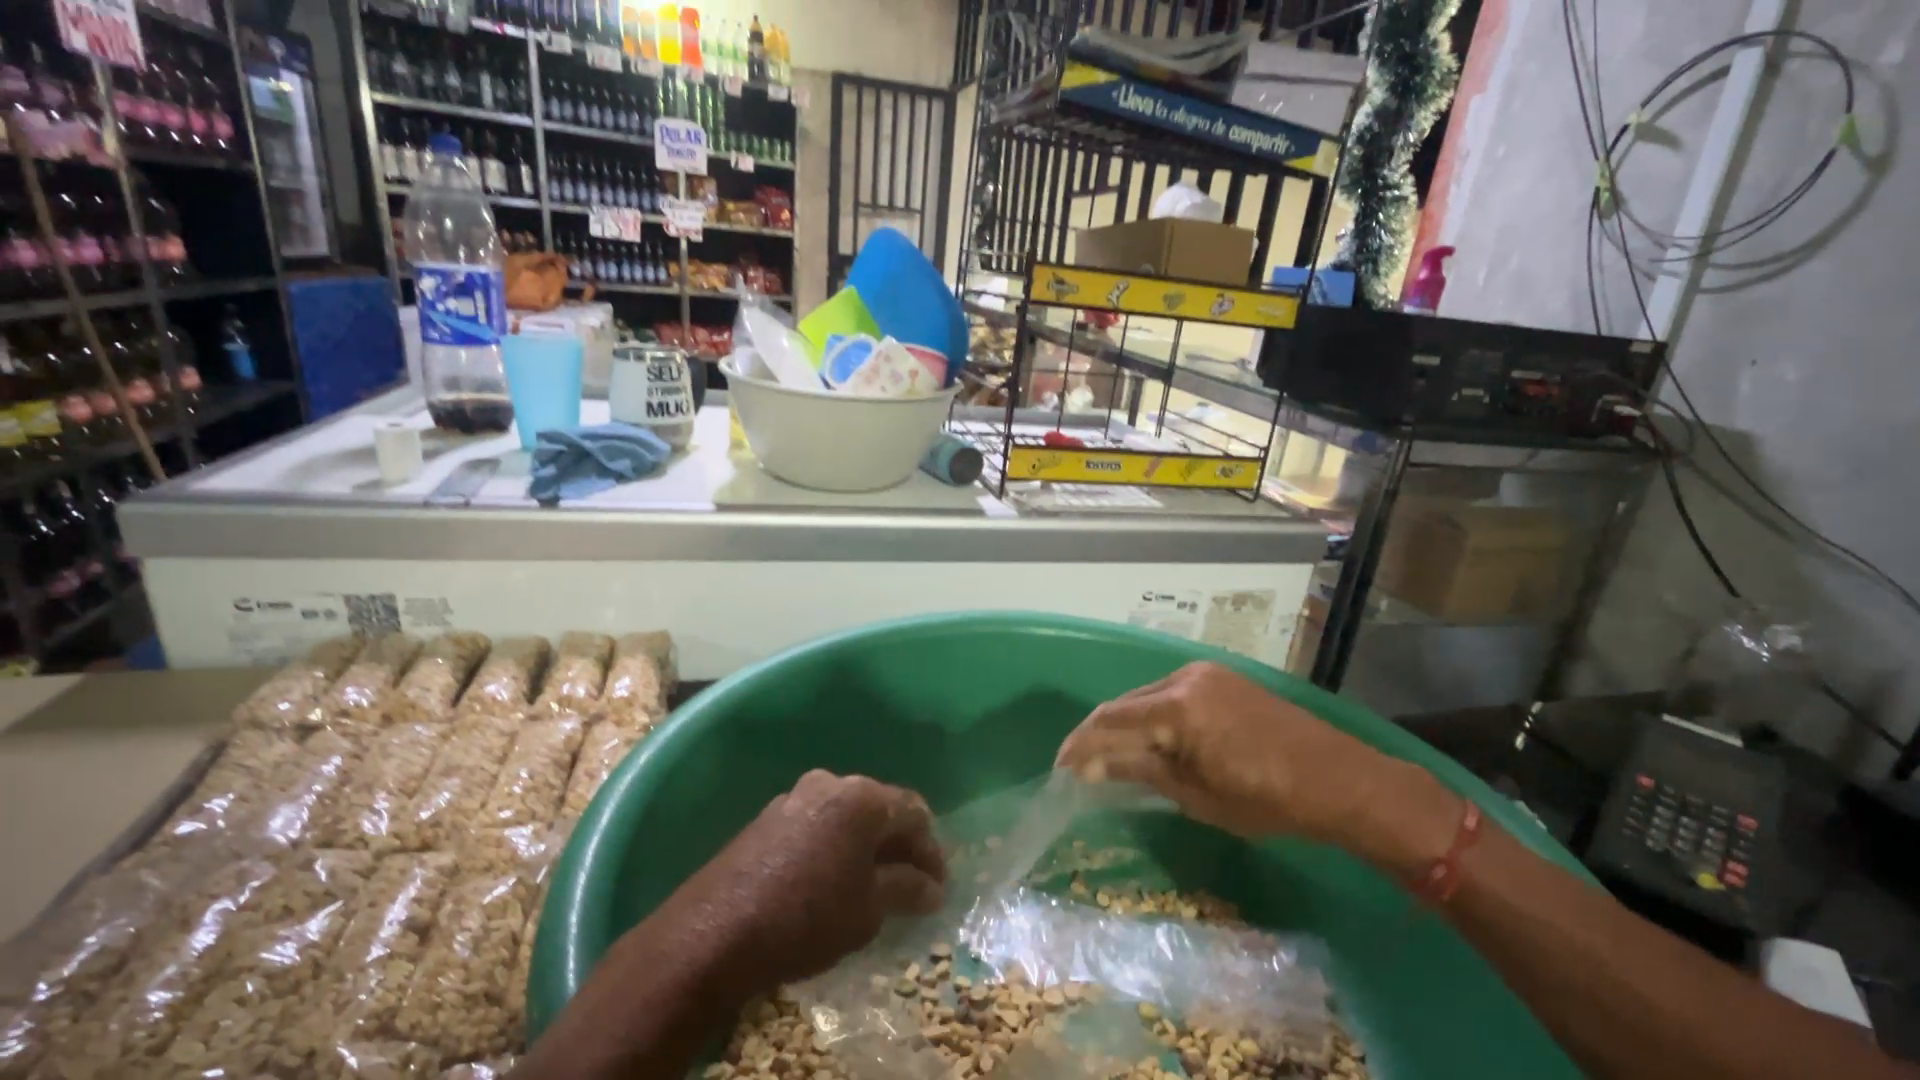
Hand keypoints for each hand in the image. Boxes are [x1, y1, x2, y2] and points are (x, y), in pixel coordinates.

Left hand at [658, 770, 946, 994]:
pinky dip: (836, 850)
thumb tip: (932, 888)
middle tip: (913, 888)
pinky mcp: (766, 819)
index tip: (938, 889)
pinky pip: (818, 827)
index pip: (914, 813)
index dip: (932, 852)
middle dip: (900, 848)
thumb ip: (907, 888)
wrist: (714, 934)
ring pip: (846, 819)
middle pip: (880, 810)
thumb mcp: (868, 909)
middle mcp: (829, 784)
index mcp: (861, 798)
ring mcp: (793, 798)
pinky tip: (835, 884)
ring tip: (875, 890)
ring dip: (866, 849)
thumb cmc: (806, 918)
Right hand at [1056, 662, 1454, 865]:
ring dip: (1128, 726)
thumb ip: (1141, 771)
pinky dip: (1155, 717)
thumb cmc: (1268, 799)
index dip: (1079, 746)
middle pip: (1125, 704)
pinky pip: (1172, 695)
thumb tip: (1092, 768)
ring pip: (1148, 698)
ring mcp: (1207, 674)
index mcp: (1178, 707)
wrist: (1341, 781)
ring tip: (1114, 760)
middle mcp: (1187, 678)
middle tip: (1081, 769)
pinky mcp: (1224, 679)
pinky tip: (1153, 742)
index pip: (1110, 721)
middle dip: (1100, 736)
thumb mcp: (1196, 794)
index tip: (1060, 770)